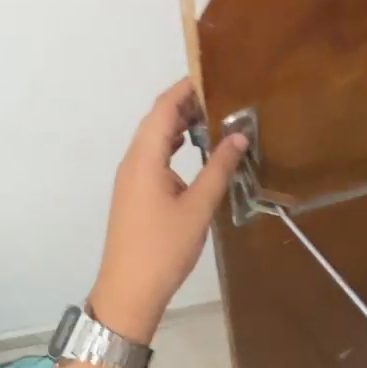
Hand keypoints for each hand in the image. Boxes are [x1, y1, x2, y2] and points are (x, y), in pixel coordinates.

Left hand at [87, 78, 248, 342]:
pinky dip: (173, 143)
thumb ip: (218, 169)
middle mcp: (133, 160)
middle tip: (221, 93)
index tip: (212, 73)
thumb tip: (239, 136)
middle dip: (186, 102)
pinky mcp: (134, 191)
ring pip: (154, 137)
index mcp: (144, 158)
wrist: (127, 293)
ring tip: (214, 115)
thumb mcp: (198, 208)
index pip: (163, 108)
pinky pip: (153, 154)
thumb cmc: (163, 249)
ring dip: (179, 123)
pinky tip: (195, 148)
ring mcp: (131, 177)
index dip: (185, 88)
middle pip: (157, 119)